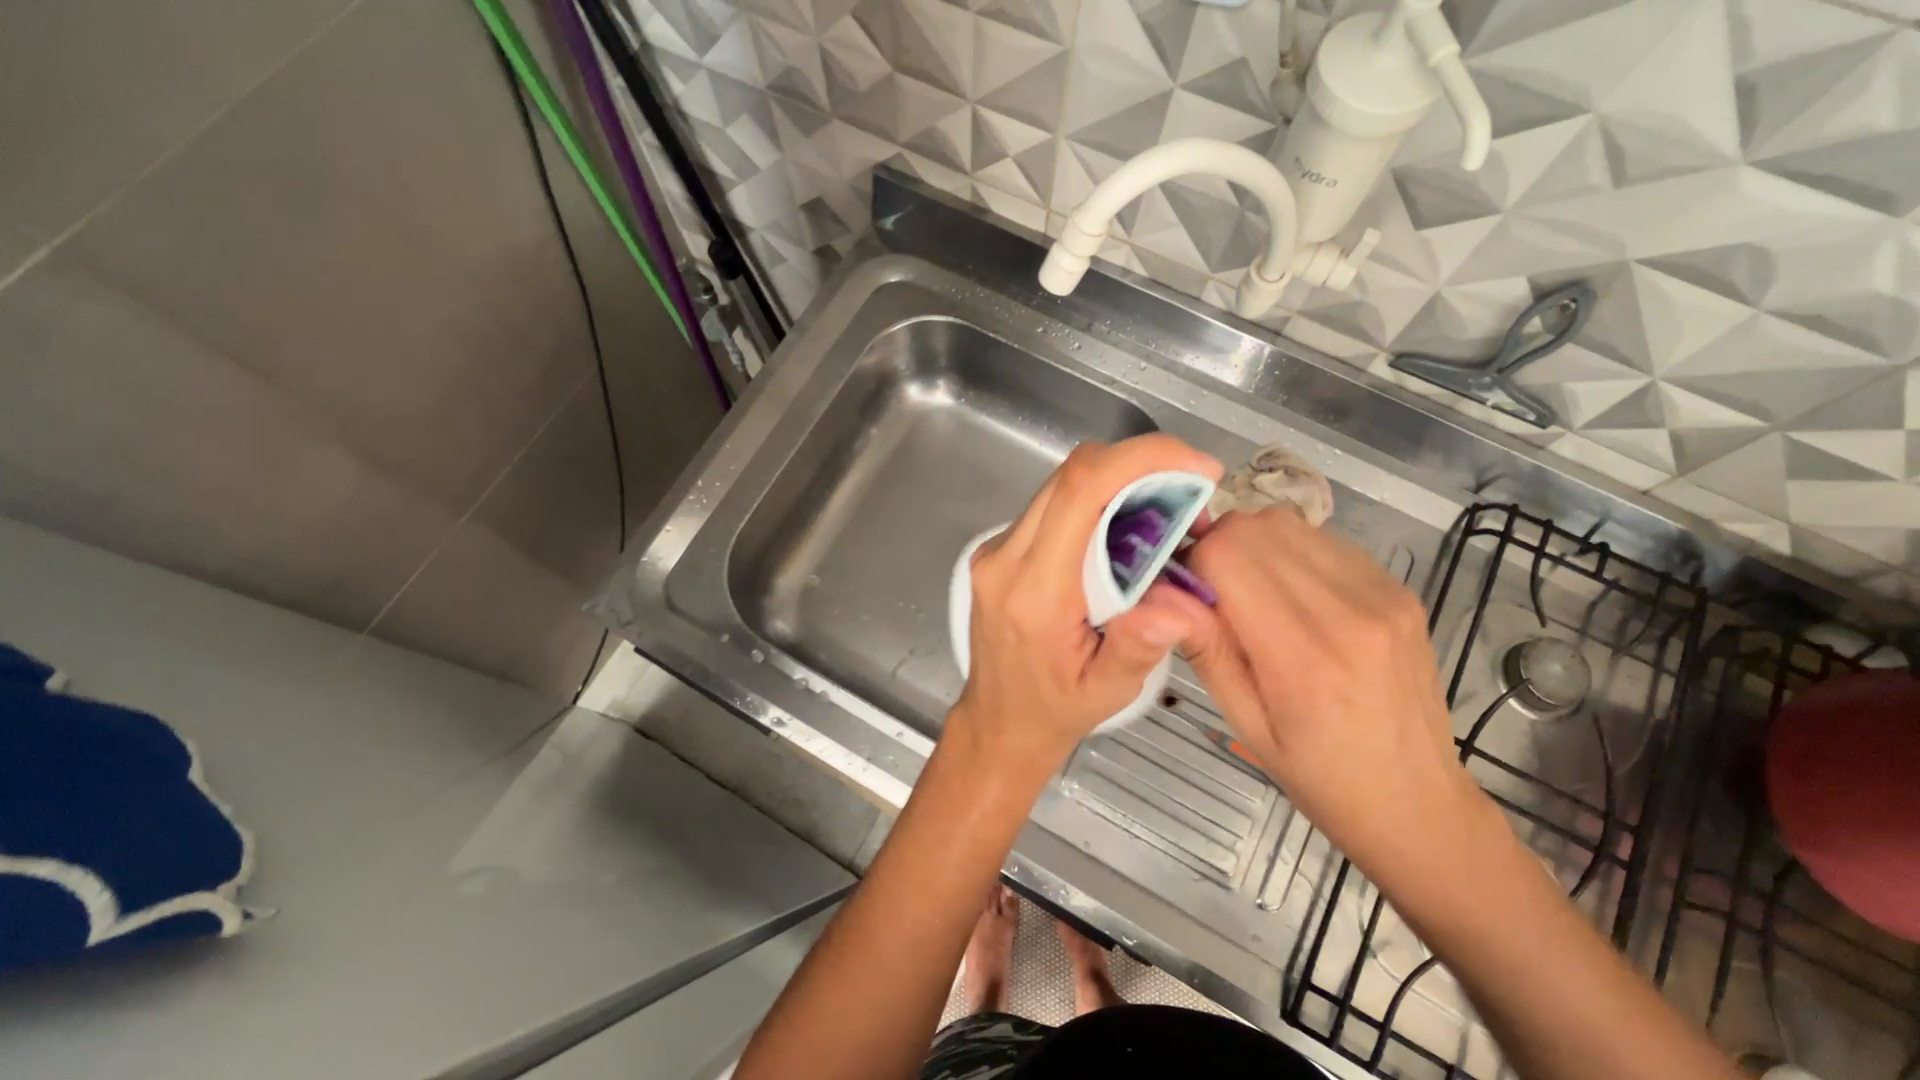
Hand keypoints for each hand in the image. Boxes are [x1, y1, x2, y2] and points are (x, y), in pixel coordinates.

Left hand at [952, 435, 1221, 766]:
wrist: (1000, 719)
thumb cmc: (1054, 709)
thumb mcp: (1106, 690)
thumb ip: (1139, 647)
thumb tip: (1178, 606)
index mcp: (1035, 591)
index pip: (1080, 492)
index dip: (1142, 461)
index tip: (1197, 467)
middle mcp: (1008, 558)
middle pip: (1074, 474)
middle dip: (1143, 467)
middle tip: (1193, 497)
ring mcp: (999, 549)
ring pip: (1065, 483)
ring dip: (1123, 484)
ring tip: (1169, 518)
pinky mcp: (1003, 548)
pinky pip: (1056, 503)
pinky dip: (1101, 502)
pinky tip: (1132, 534)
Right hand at [1181, 506, 1480, 871]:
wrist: (1415, 800)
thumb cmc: (1320, 777)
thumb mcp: (1247, 725)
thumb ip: (1205, 650)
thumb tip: (1155, 594)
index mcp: (1304, 656)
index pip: (1227, 554)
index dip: (1193, 565)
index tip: (1187, 599)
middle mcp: (1349, 610)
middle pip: (1255, 526)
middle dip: (1219, 549)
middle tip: (1216, 598)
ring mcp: (1383, 593)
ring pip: (1289, 523)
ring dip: (1255, 548)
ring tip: (1256, 599)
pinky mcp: (1401, 588)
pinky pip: (1326, 542)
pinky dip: (1294, 556)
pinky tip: (1297, 601)